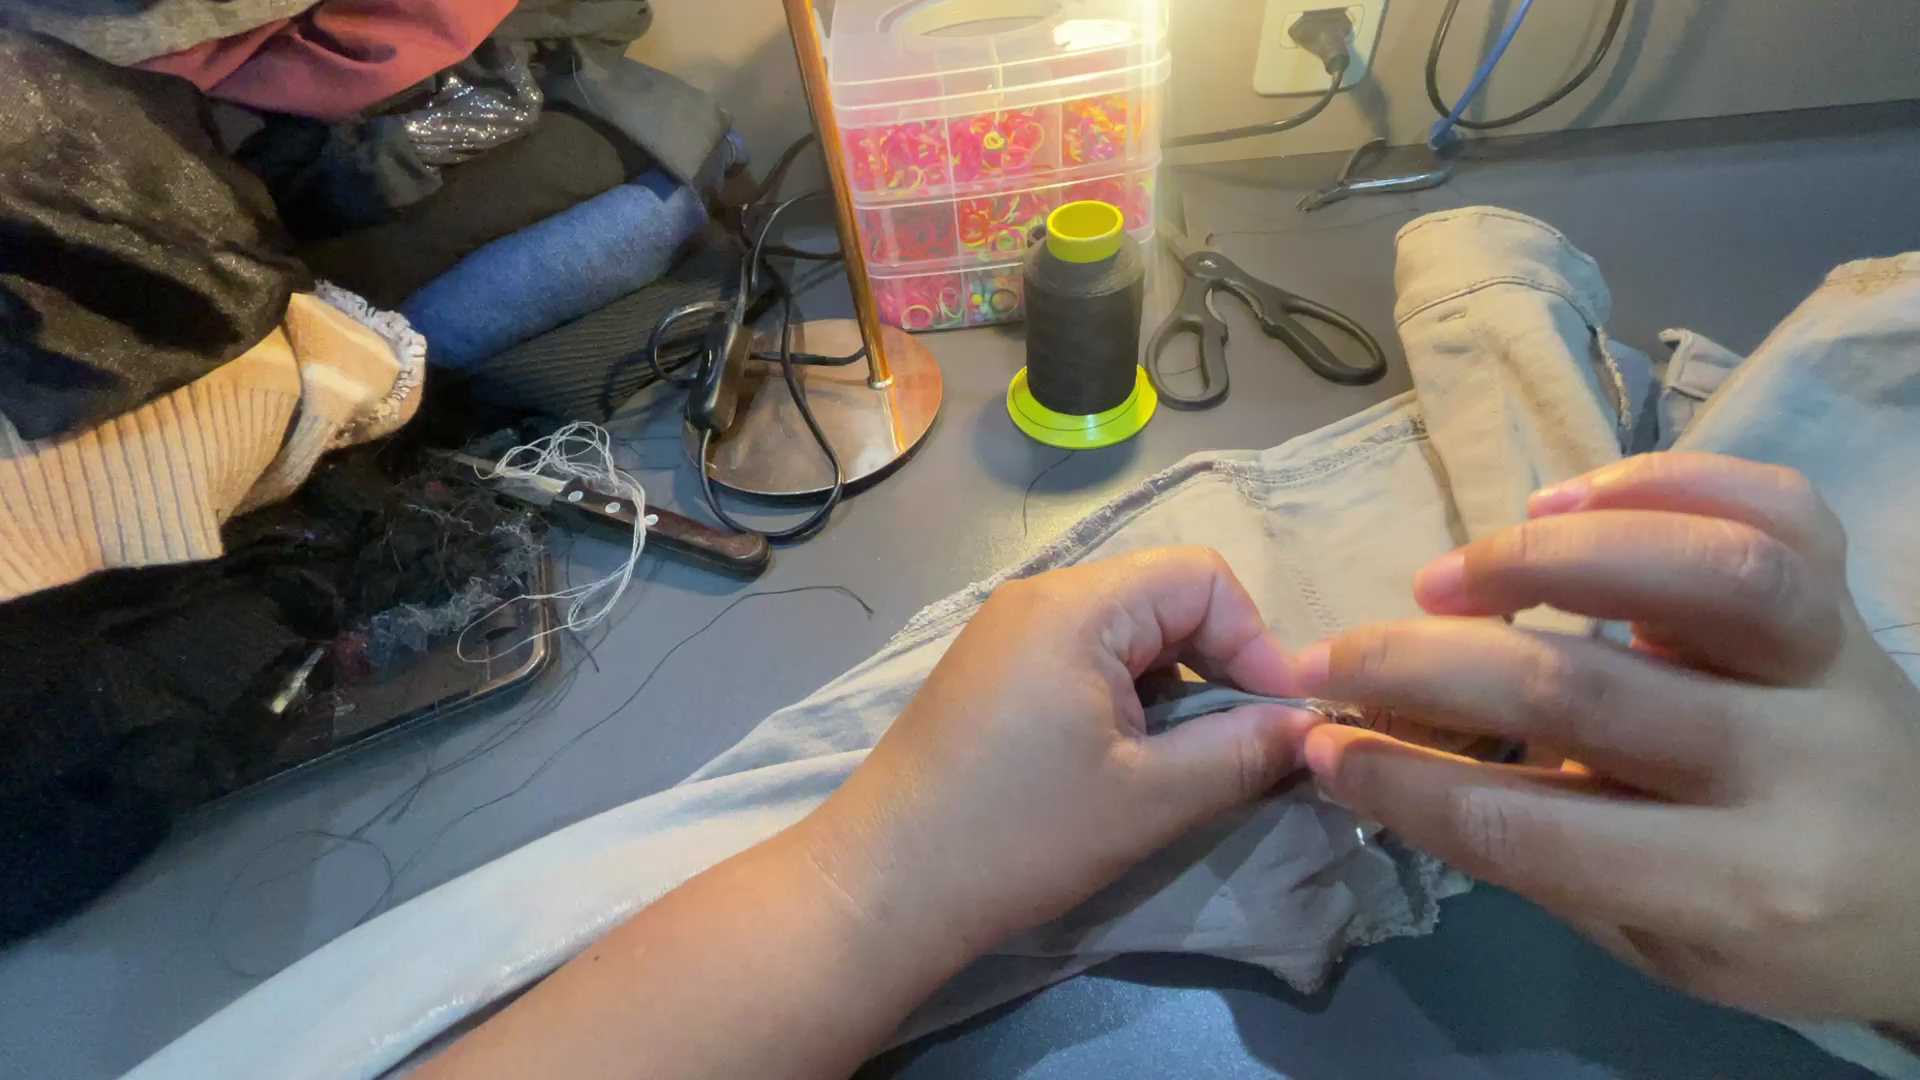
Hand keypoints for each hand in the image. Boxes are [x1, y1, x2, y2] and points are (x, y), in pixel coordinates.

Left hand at [805, 547, 1316, 958]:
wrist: (889, 876)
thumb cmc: (1020, 831)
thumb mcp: (1150, 797)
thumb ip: (1243, 752)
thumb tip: (1305, 726)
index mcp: (1076, 603)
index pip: (1200, 575)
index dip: (1254, 639)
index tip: (1273, 719)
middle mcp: (1039, 594)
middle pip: (1162, 595)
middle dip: (1217, 662)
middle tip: (1236, 741)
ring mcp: (1008, 626)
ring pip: (1125, 626)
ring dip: (1171, 680)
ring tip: (1177, 753)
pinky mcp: (994, 662)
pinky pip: (1083, 649)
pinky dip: (1124, 687)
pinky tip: (1120, 748)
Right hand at [1290, 453, 1919, 1026]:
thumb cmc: (1746, 907)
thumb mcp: (1631, 924)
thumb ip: (1506, 838)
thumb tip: (1356, 743)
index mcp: (1737, 886)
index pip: (1521, 826)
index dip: (1394, 780)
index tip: (1319, 744)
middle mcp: (1801, 773)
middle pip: (1576, 692)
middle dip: (1412, 667)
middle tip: (1329, 659)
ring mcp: (1839, 669)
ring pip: (1706, 576)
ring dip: (1534, 563)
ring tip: (1441, 582)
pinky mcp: (1850, 597)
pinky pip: (1777, 505)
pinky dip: (1658, 481)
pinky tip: (1558, 501)